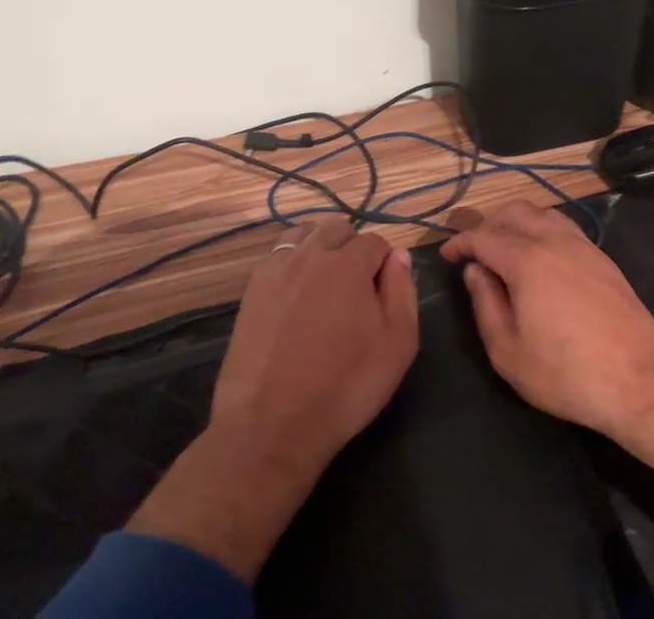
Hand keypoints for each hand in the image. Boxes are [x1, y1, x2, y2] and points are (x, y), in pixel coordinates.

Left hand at [127, 218, 418, 579]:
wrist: (272, 425)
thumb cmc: (346, 386)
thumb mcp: (398, 343)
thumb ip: (403, 290)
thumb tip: (398, 256)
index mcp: (348, 264)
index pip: (376, 241)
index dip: (386, 264)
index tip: (385, 294)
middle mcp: (309, 256)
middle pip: (337, 228)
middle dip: (353, 247)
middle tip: (359, 287)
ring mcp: (274, 271)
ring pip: (303, 235)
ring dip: (321, 248)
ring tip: (327, 285)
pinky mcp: (250, 292)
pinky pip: (277, 256)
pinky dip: (293, 263)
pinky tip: (298, 295)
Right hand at [441, 201, 653, 482]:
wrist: (639, 379)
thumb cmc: (565, 373)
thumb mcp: (508, 351)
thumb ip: (485, 304)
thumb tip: (475, 271)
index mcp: (528, 260)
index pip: (484, 237)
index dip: (461, 243)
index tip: (446, 255)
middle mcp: (557, 242)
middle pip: (516, 212)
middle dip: (489, 224)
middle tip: (474, 251)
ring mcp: (585, 247)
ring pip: (544, 214)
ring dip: (518, 223)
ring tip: (504, 251)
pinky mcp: (604, 260)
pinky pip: (566, 228)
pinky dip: (543, 231)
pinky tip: (539, 259)